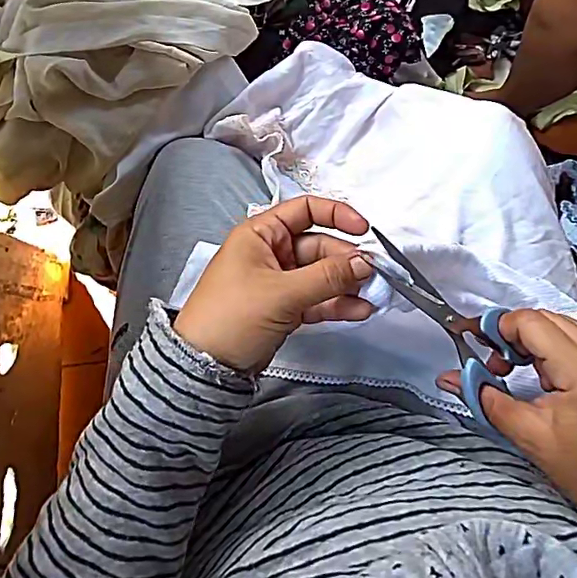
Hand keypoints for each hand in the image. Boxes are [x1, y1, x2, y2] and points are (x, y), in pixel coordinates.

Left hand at [173, 197, 375, 371]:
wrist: (205, 367)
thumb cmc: (227, 318)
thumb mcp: (282, 293)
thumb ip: (327, 277)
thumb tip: (363, 263)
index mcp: (261, 234)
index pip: (305, 210)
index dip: (337, 215)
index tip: (363, 229)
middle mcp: (270, 252)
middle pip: (320, 245)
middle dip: (347, 260)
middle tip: (371, 273)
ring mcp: (279, 281)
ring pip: (322, 274)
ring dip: (346, 283)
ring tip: (371, 294)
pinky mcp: (285, 307)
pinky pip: (319, 298)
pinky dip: (338, 303)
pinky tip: (358, 309)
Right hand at [437, 310, 576, 538]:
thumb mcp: (532, 439)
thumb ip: (489, 400)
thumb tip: (453, 377)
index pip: (534, 323)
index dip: (500, 327)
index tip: (480, 344)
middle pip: (549, 319)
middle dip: (516, 333)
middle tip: (498, 363)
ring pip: (567, 326)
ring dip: (538, 339)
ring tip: (521, 370)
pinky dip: (559, 349)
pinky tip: (549, 376)